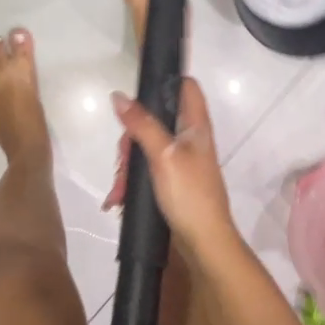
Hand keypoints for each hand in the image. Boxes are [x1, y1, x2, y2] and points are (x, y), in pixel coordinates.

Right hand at [108, 78, 237, 252]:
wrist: (205, 244)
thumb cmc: (189, 194)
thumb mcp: (163, 155)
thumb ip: (141, 124)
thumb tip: (119, 96)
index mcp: (195, 125)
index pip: (186, 86)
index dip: (166, 79)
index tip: (140, 88)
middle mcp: (189, 138)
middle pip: (155, 119)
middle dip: (132, 138)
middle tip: (124, 157)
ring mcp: (181, 161)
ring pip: (146, 148)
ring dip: (128, 166)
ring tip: (119, 189)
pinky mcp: (172, 182)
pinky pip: (146, 171)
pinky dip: (132, 182)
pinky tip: (120, 198)